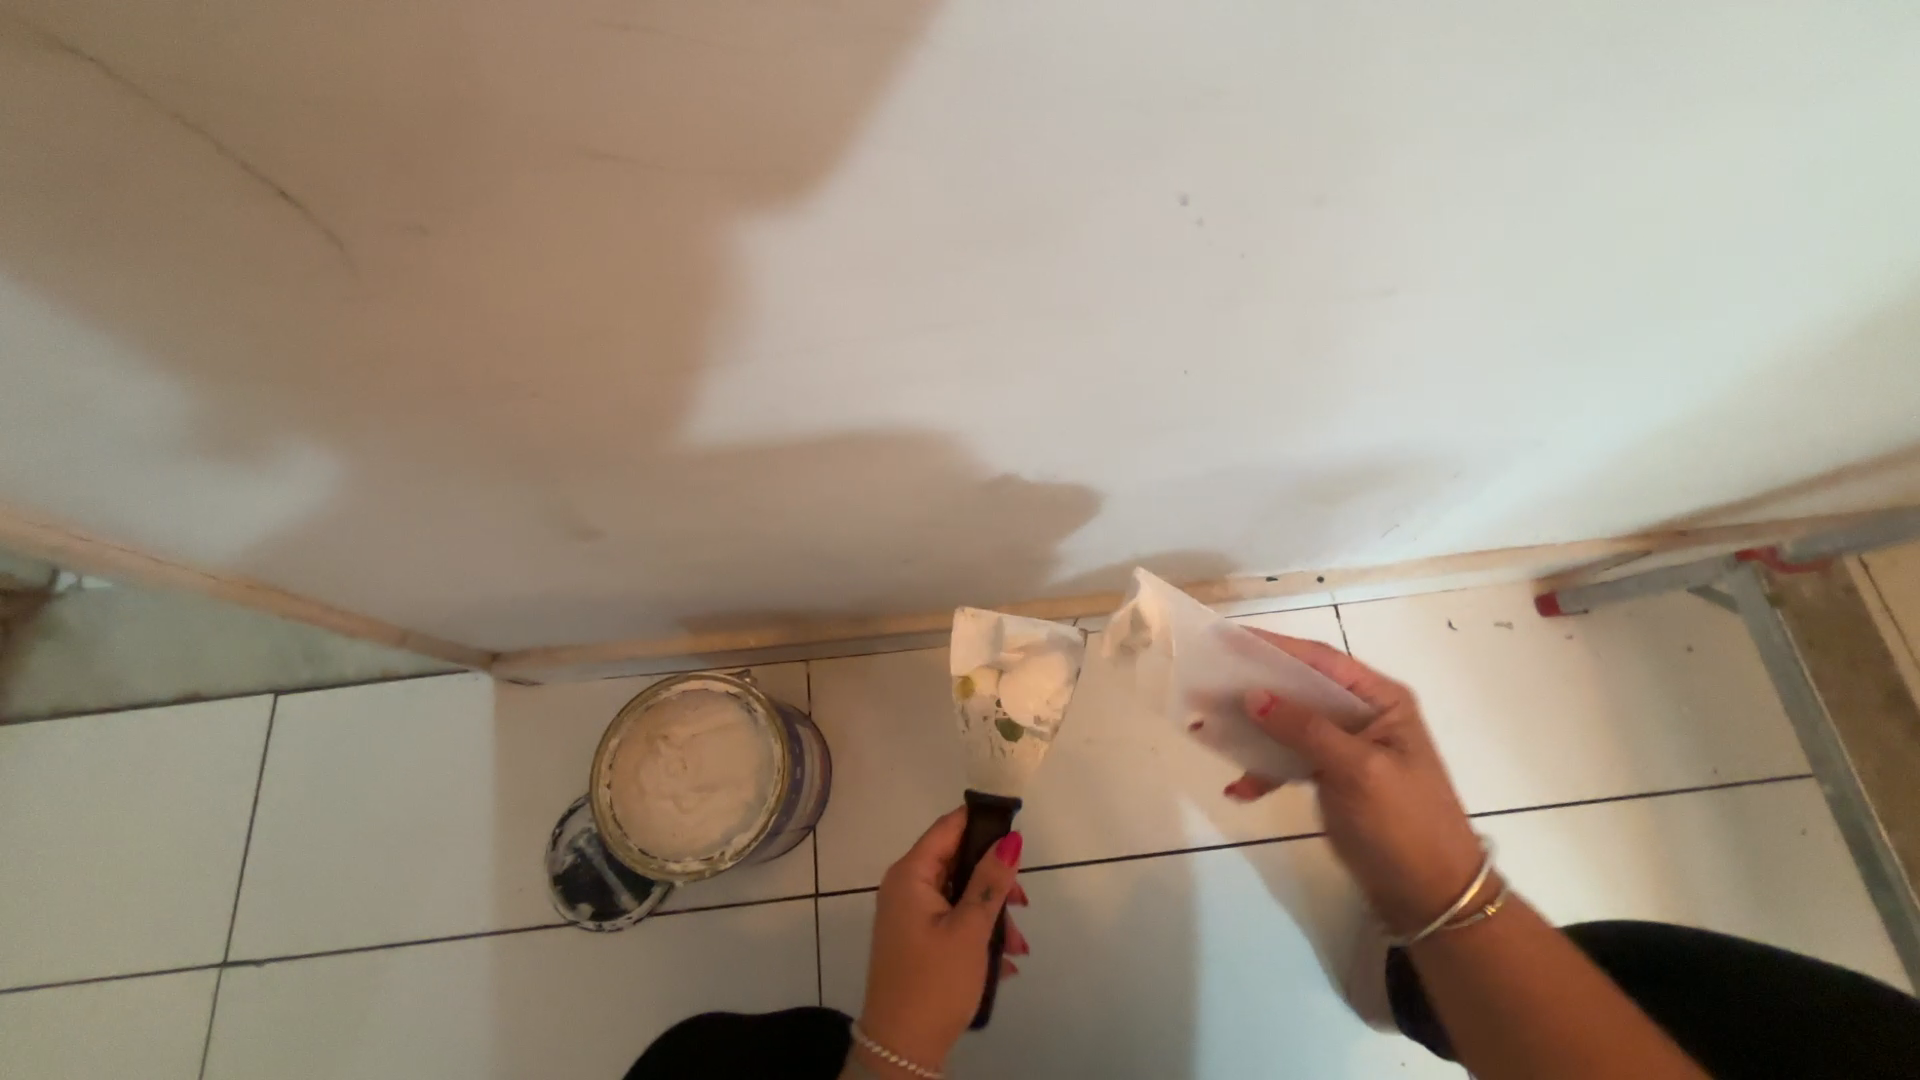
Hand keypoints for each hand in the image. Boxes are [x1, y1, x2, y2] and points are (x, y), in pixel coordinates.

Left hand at [855, 807, 1028, 1073]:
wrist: (900, 1050)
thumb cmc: (935, 981)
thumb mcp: (970, 929)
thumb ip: (991, 880)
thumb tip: (1011, 838)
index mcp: (911, 874)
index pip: (948, 827)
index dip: (982, 823)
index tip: (1016, 831)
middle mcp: (905, 887)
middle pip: (957, 861)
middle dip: (993, 881)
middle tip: (1022, 903)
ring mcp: (909, 915)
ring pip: (959, 894)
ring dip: (991, 915)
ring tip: (1017, 947)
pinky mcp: (916, 940)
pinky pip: (952, 920)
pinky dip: (977, 934)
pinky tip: (1003, 963)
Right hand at [1225, 630, 1483, 935]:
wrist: (1430, 896)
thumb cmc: (1405, 824)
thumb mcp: (1358, 771)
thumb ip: (1305, 729)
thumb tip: (1252, 696)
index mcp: (1380, 701)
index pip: (1320, 660)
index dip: (1274, 646)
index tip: (1227, 638)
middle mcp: (1360, 714)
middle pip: (1297, 688)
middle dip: (1252, 688)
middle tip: (1206, 683)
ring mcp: (1344, 745)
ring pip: (1286, 722)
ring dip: (1249, 730)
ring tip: (1206, 730)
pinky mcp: (1329, 775)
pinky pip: (1286, 759)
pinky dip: (1263, 771)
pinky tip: (1240, 788)